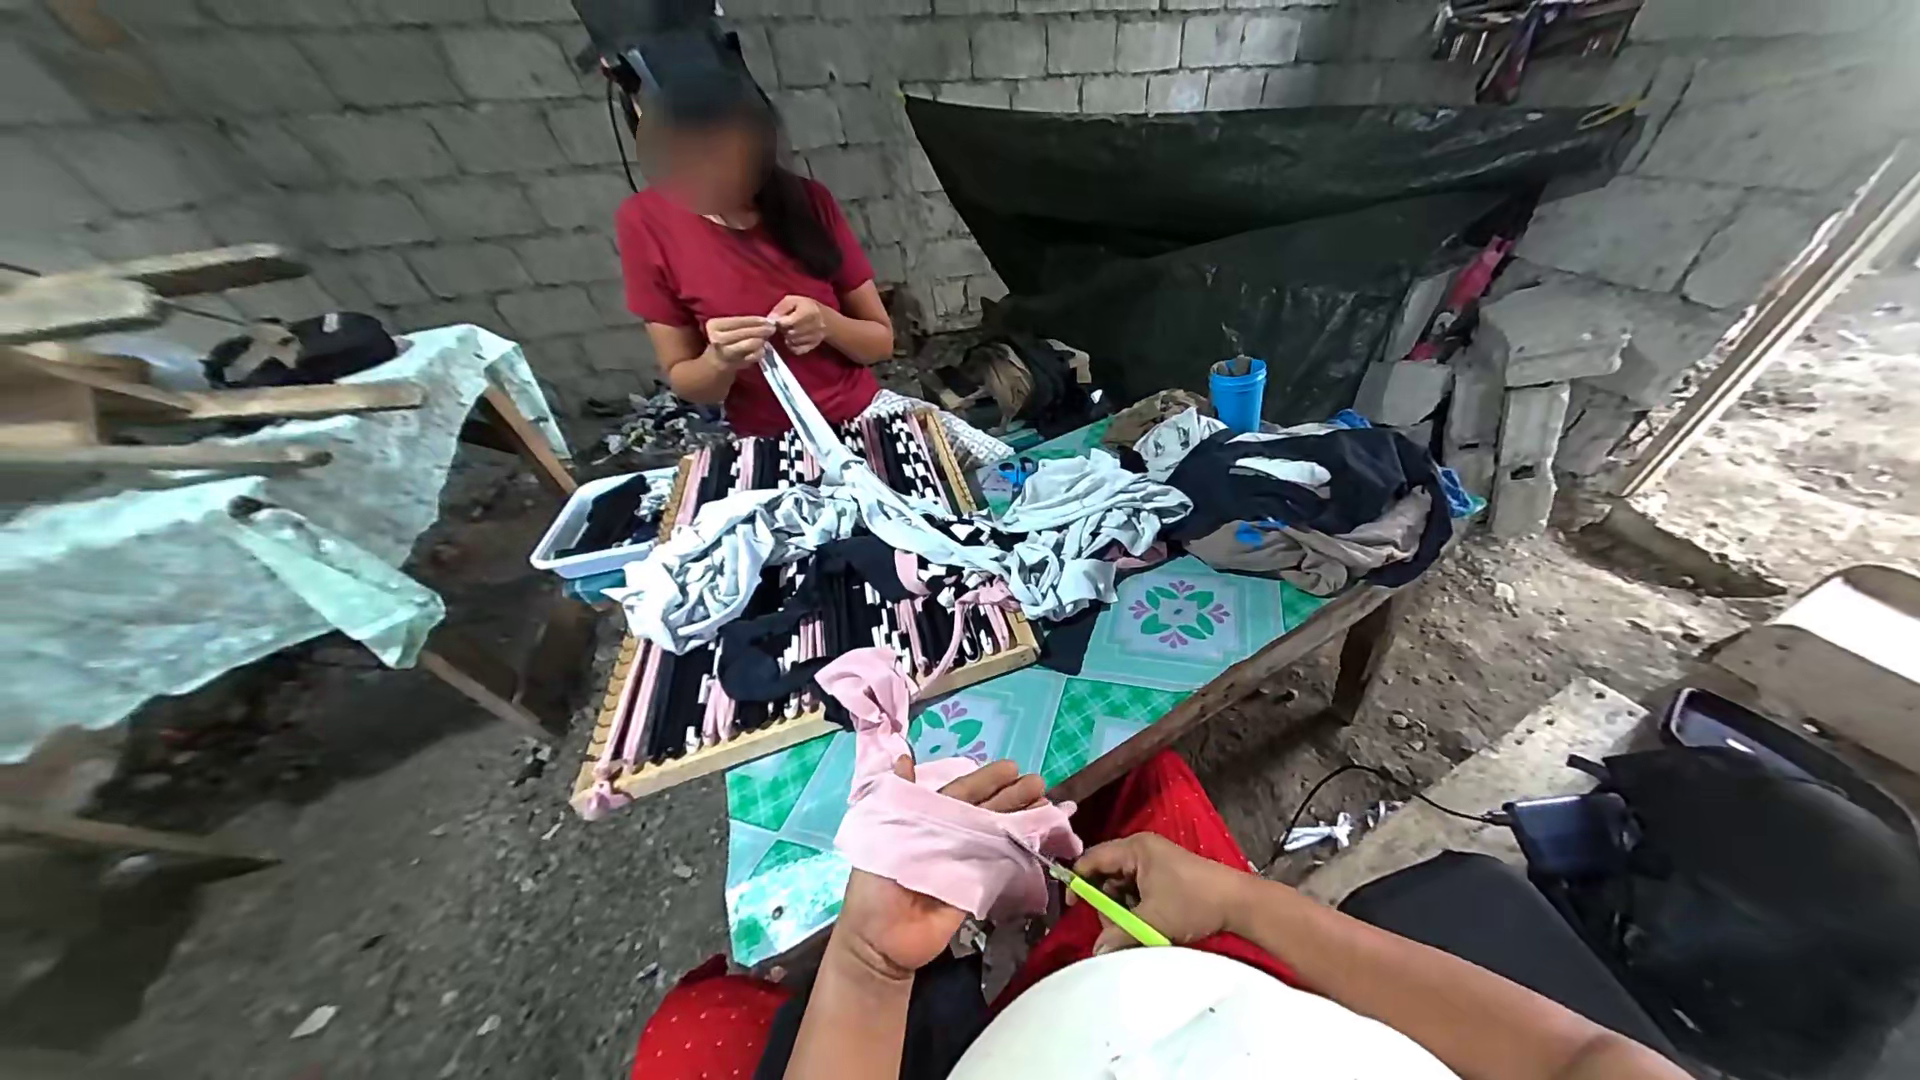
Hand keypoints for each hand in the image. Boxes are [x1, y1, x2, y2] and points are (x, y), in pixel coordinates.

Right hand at [704, 315, 775, 367]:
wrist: (718, 362)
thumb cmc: (727, 341)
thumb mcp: (729, 328)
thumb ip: (744, 324)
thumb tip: (766, 321)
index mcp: (714, 325)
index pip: (738, 321)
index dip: (755, 320)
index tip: (768, 320)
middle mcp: (717, 338)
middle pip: (744, 332)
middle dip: (761, 330)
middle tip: (772, 328)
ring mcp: (725, 352)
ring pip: (750, 343)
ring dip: (761, 340)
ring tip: (767, 338)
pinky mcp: (734, 364)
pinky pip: (753, 356)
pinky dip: (760, 353)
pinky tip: (762, 350)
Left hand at [769, 294, 828, 353]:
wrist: (826, 320)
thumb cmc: (806, 307)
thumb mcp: (793, 300)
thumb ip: (781, 308)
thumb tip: (770, 319)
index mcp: (807, 312)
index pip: (786, 322)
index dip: (780, 322)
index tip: (781, 319)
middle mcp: (812, 326)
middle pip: (789, 333)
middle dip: (784, 330)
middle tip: (786, 325)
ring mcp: (813, 338)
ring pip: (792, 342)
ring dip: (788, 338)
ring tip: (791, 331)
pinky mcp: (812, 346)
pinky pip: (797, 351)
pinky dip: (792, 347)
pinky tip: (793, 340)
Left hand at [831, 757, 1045, 981]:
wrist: (879, 942)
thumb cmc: (876, 882)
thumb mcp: (882, 831)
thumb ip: (899, 796)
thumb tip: (903, 755)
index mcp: (931, 818)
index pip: (963, 792)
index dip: (987, 780)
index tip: (1013, 767)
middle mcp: (953, 834)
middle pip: (987, 811)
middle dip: (1013, 796)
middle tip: (1039, 783)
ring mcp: (967, 861)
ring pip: (999, 834)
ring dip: (1022, 820)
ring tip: (1047, 806)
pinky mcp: (977, 889)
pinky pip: (1002, 867)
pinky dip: (1021, 854)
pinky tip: (1039, 843)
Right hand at [1071, 832, 1261, 954]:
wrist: (1239, 903)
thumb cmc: (1193, 902)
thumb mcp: (1154, 919)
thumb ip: (1121, 932)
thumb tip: (1097, 951)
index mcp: (1134, 848)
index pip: (1093, 858)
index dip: (1080, 879)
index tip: (1073, 904)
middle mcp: (1141, 848)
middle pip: (1107, 872)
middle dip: (1106, 900)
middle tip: (1113, 926)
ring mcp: (1154, 859)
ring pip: (1123, 883)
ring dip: (1123, 906)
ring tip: (1135, 927)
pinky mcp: (1165, 873)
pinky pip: (1138, 887)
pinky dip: (1137, 906)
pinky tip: (1148, 922)